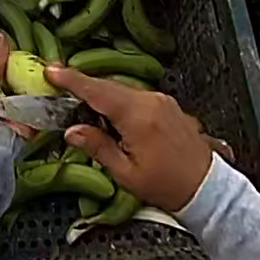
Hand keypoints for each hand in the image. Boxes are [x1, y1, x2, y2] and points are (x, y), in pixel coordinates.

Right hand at [44, 65, 231, 211]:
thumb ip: (97, 147)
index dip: (71, 80)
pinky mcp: (167, 105)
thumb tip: (71, 131)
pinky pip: (135, 97)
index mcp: (137, 115)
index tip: (51, 70)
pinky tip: (112, 118)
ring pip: (121, 90)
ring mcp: (161, 100)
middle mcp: (150, 100)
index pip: (97, 91)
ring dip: (101, 96)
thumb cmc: (167, 186)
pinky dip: (118, 101)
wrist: (209, 189)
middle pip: (107, 87)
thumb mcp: (126, 173)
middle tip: (58, 85)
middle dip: (82, 87)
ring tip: (83, 110)